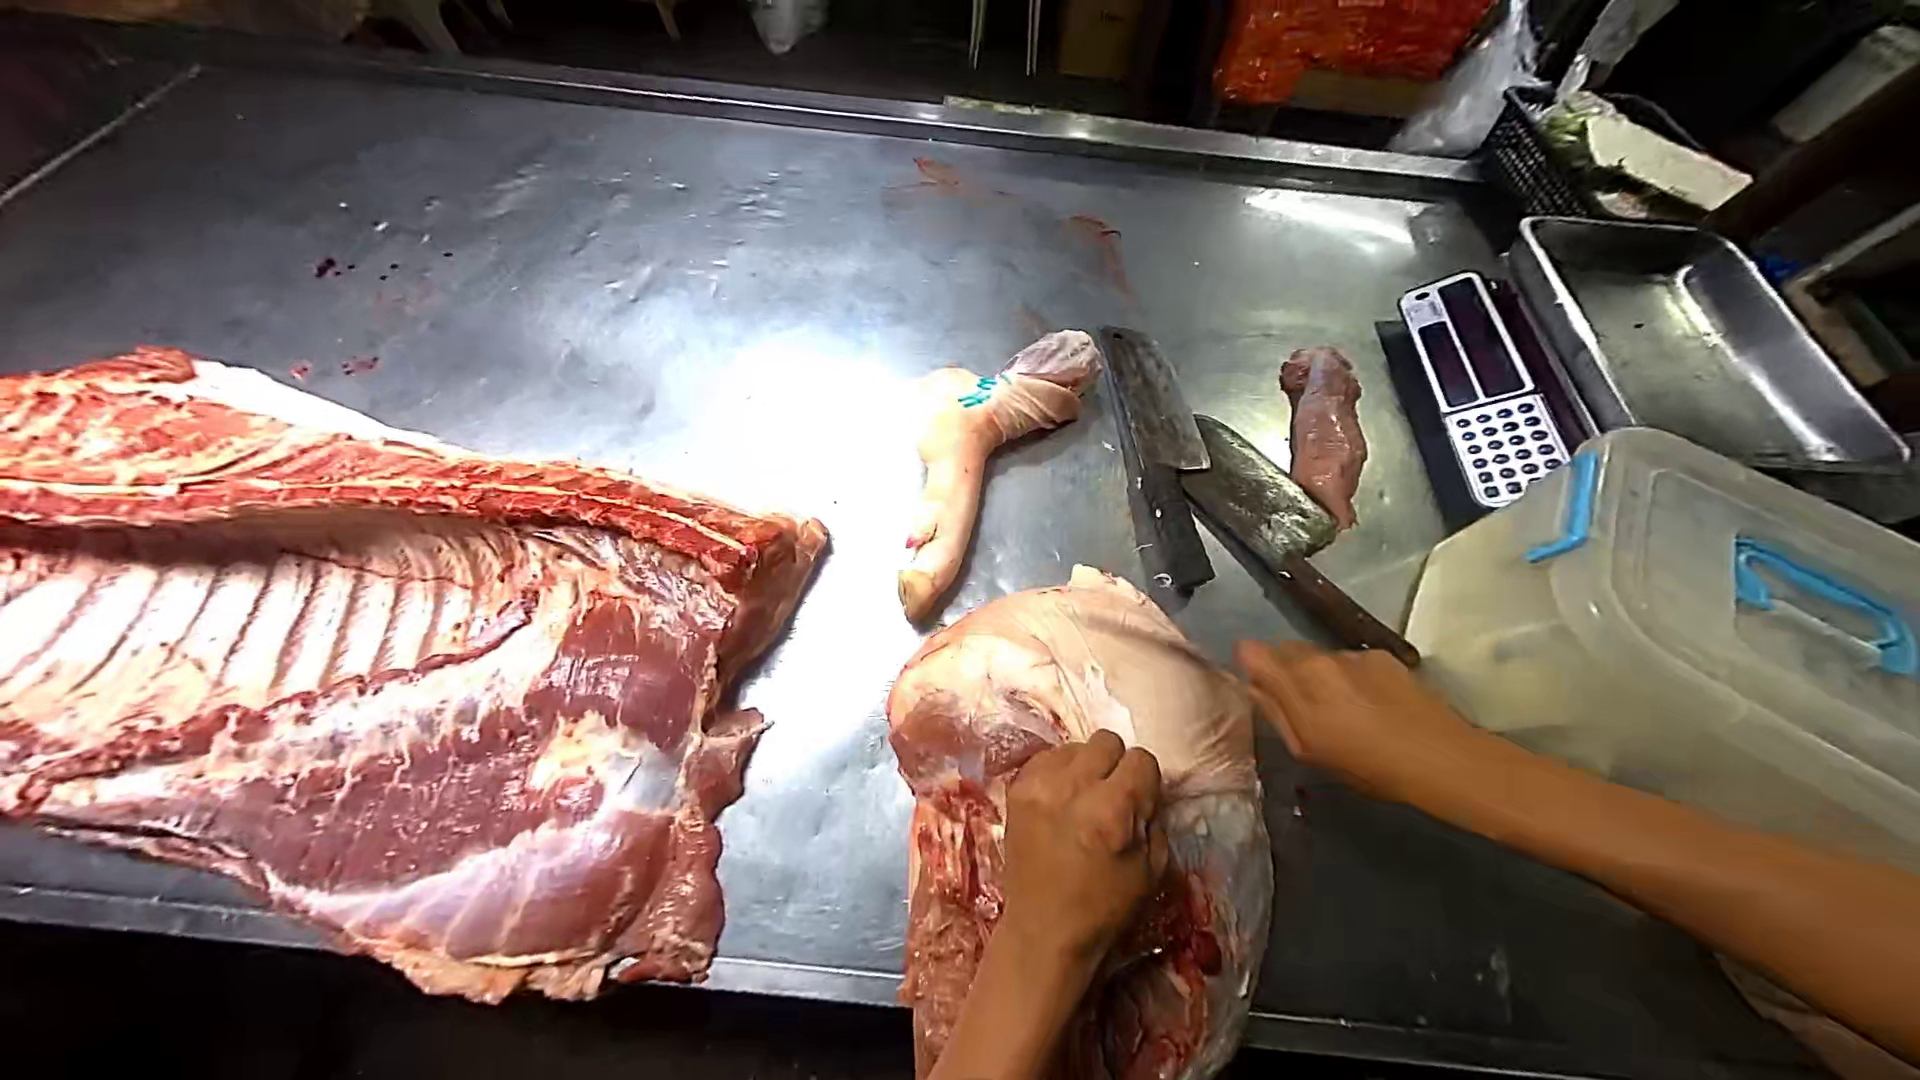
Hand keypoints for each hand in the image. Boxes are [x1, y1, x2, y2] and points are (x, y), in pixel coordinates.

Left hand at [997, 730, 1167, 975]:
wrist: (1042, 930)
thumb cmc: (1104, 908)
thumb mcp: (1151, 869)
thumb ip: (1153, 817)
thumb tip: (1145, 787)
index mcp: (1111, 810)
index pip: (1141, 759)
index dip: (1145, 781)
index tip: (1139, 801)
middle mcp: (1072, 787)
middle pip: (1106, 741)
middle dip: (1116, 765)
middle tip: (1111, 795)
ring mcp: (1039, 783)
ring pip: (1076, 745)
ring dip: (1086, 767)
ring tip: (1082, 799)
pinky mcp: (1016, 787)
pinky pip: (1047, 757)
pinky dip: (1059, 772)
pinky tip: (1060, 801)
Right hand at [1235, 640, 1479, 801]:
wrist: (1444, 760)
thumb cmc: (1368, 765)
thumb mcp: (1307, 749)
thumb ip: (1273, 711)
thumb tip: (1253, 686)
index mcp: (1296, 680)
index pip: (1250, 650)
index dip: (1250, 664)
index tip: (1260, 685)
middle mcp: (1319, 657)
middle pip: (1283, 649)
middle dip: (1285, 670)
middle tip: (1303, 705)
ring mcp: (1353, 654)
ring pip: (1318, 655)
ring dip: (1319, 674)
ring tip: (1344, 708)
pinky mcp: (1383, 656)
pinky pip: (1350, 660)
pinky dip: (1351, 676)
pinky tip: (1373, 703)